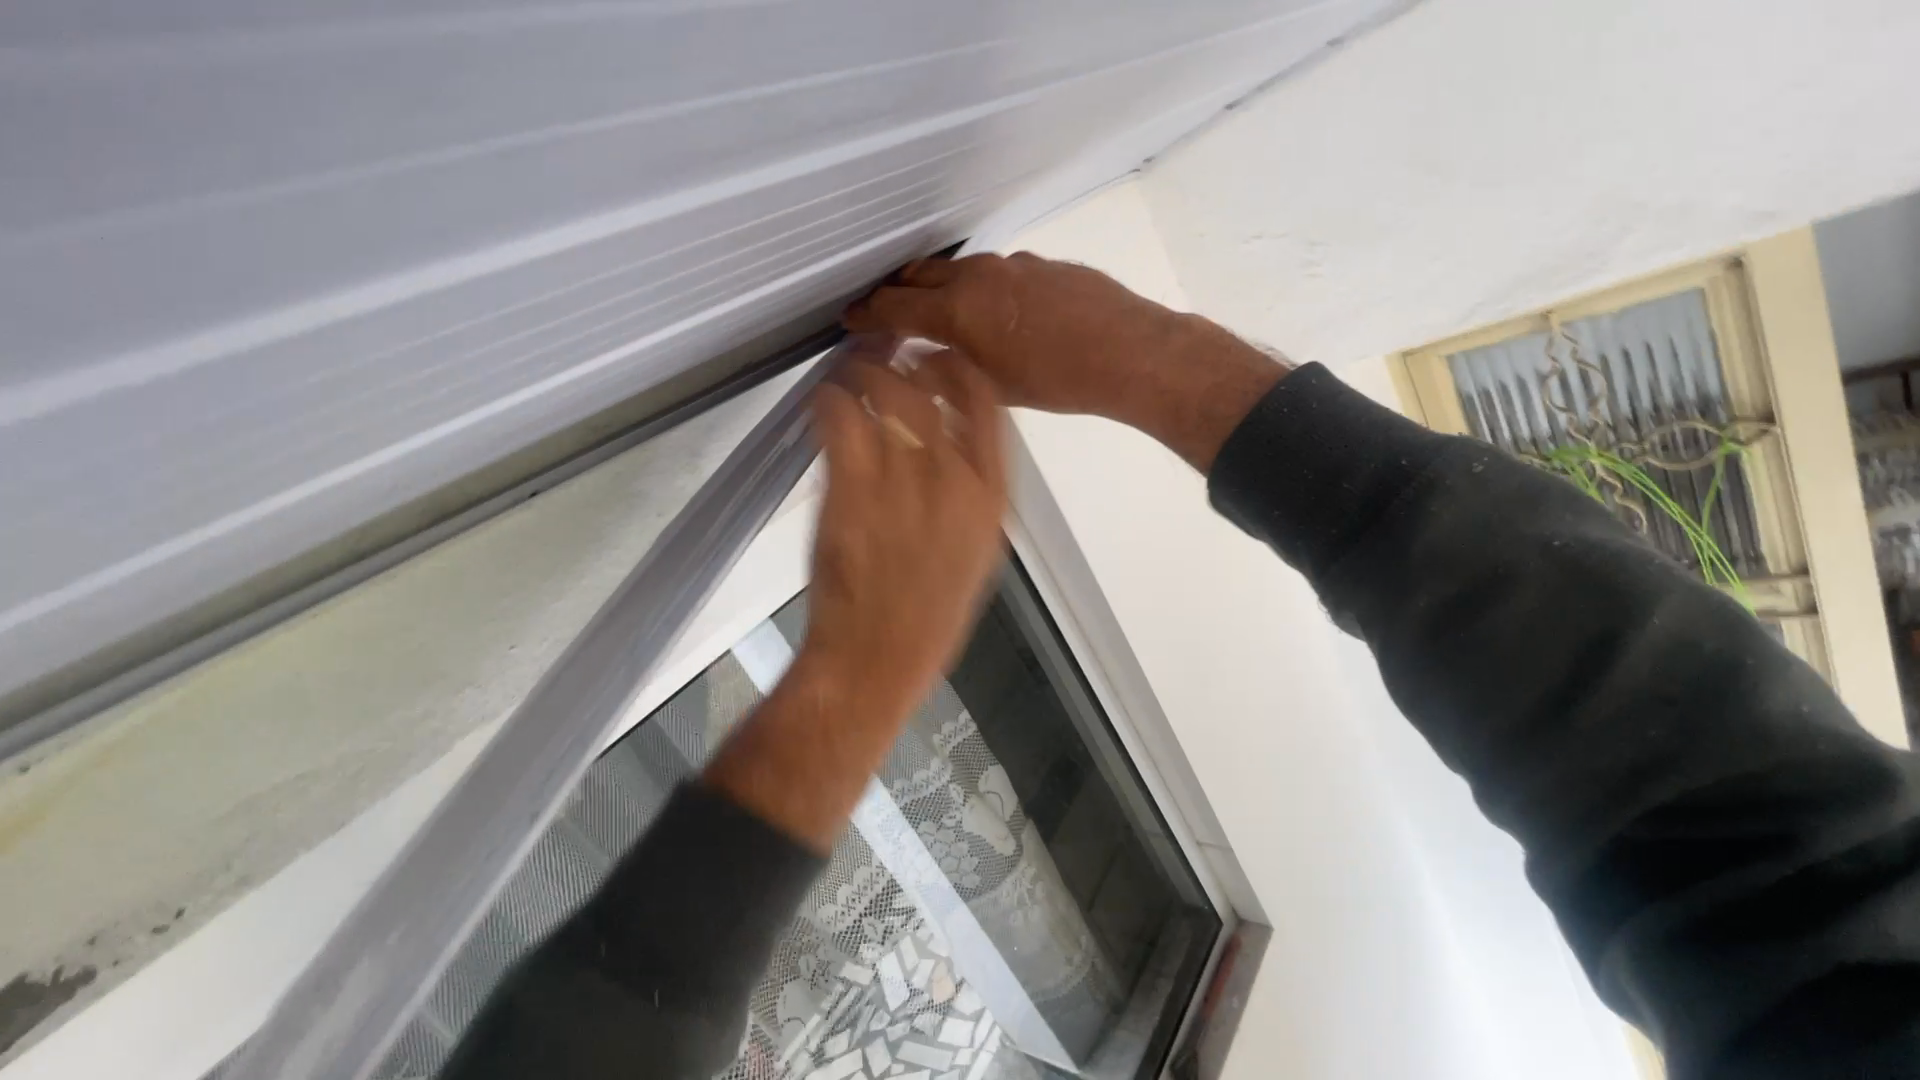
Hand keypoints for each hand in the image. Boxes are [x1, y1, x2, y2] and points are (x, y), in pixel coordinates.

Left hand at [800, 345, 1009, 714]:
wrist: (877, 659)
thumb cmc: (928, 618)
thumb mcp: (974, 556)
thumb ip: (969, 500)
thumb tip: (952, 457)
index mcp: (990, 496)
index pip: (984, 401)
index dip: (956, 367)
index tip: (937, 358)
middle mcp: (953, 478)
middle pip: (930, 385)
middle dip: (902, 361)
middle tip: (881, 357)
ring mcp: (901, 480)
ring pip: (882, 391)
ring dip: (860, 373)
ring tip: (847, 376)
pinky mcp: (850, 487)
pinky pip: (837, 416)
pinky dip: (826, 401)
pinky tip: (822, 406)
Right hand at [843, 253, 1288, 471]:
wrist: (1129, 353)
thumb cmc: (1058, 381)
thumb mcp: (994, 387)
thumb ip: (950, 368)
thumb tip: (922, 361)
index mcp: (958, 310)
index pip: (893, 306)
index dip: (866, 314)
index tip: (850, 319)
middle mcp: (978, 277)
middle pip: (919, 276)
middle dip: (896, 293)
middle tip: (883, 313)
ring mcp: (1011, 264)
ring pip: (958, 270)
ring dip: (938, 288)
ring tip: (933, 311)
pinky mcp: (1040, 264)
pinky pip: (994, 271)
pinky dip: (977, 287)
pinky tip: (991, 311)